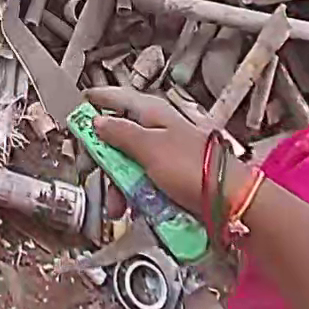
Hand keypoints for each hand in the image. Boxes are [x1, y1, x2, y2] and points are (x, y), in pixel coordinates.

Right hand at [86, 86, 249, 217]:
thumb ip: (119, 133)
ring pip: (127, 164)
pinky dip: (133, 196)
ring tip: (115, 206)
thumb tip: (97, 120)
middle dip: (102, 158)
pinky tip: (129, 210)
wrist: (232, 202)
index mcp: (151, 113)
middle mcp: (156, 130)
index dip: (96, 101)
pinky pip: (142, 184)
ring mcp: (163, 156)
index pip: (117, 98)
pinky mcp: (170, 180)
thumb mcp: (149, 148)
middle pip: (117, 136)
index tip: (75, 106)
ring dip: (117, 184)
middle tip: (90, 172)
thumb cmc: (191, 168)